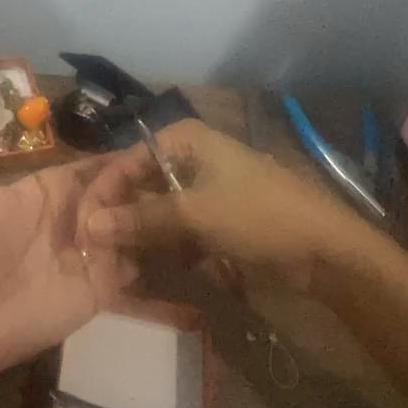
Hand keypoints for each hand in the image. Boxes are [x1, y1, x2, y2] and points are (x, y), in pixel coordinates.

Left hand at [0, 104, 136, 381]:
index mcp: (46, 192)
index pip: (88, 167)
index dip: (111, 157)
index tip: (142, 143)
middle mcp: (72, 218)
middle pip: (115, 192)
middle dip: (134, 180)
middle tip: (157, 172)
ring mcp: (86, 254)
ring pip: (126, 225)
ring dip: (139, 213)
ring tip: (157, 202)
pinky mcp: (96, 289)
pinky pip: (127, 267)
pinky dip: (139, 253)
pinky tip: (152, 240)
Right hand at [81, 118, 349, 287]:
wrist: (325, 250)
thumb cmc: (258, 215)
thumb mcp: (195, 214)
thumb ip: (141, 219)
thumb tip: (89, 226)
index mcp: (186, 139)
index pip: (129, 158)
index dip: (106, 190)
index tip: (82, 223)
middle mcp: (192, 155)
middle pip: (143, 183)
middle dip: (122, 214)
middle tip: (95, 247)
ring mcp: (206, 188)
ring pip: (159, 208)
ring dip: (141, 234)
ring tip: (116, 262)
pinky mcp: (218, 218)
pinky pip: (179, 228)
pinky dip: (166, 246)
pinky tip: (149, 268)